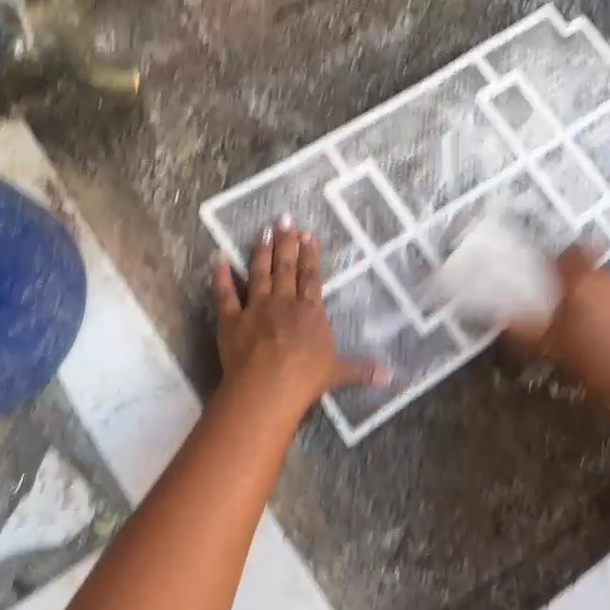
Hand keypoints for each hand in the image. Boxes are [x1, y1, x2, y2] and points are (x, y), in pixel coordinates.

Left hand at [211, 217, 387, 412]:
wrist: (267, 389)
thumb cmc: (305, 379)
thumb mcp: (337, 373)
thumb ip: (362, 369)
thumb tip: (391, 376)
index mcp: (310, 312)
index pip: (311, 277)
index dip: (310, 254)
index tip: (307, 233)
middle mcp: (284, 302)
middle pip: (286, 268)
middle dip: (286, 242)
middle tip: (284, 219)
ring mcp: (256, 308)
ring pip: (260, 273)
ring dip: (262, 251)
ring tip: (263, 230)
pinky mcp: (232, 320)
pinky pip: (225, 294)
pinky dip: (221, 276)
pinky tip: (218, 258)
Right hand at [509, 246, 609, 410]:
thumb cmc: (595, 363)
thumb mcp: (553, 349)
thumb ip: (525, 329)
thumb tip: (501, 318)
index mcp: (582, 281)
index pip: (570, 254)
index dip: (562, 263)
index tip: (557, 281)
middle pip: (594, 270)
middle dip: (587, 286)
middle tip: (580, 312)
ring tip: (608, 323)